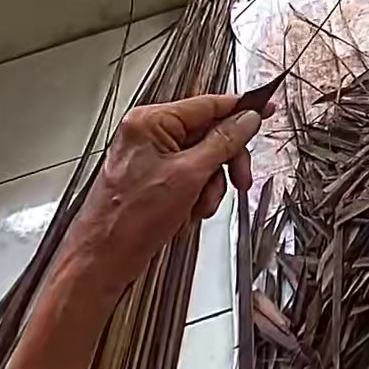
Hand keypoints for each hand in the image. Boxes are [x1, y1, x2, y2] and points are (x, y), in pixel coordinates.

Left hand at [68, 95, 266, 286]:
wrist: (101, 263)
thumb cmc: (131, 219)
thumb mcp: (189, 175)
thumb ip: (223, 142)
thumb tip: (247, 119)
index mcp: (151, 122)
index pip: (207, 105)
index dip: (240, 109)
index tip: (266, 109)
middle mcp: (150, 134)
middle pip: (209, 133)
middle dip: (226, 160)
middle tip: (241, 180)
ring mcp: (152, 156)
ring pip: (204, 158)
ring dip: (212, 184)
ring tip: (203, 206)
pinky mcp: (155, 178)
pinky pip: (192, 175)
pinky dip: (199, 194)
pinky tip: (190, 212)